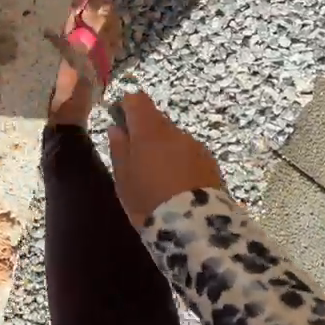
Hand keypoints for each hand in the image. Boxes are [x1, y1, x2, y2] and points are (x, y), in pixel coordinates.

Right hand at [107, 92, 227, 224]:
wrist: (193, 223)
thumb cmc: (148, 199)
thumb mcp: (123, 178)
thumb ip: (119, 149)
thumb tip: (115, 128)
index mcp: (148, 132)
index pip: (137, 101)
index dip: (127, 105)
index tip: (120, 117)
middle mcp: (174, 131)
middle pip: (156, 119)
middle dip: (145, 130)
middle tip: (135, 155)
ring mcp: (194, 145)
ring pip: (173, 137)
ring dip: (163, 147)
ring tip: (156, 173)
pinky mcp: (209, 161)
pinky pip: (187, 152)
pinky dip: (179, 159)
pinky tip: (174, 181)